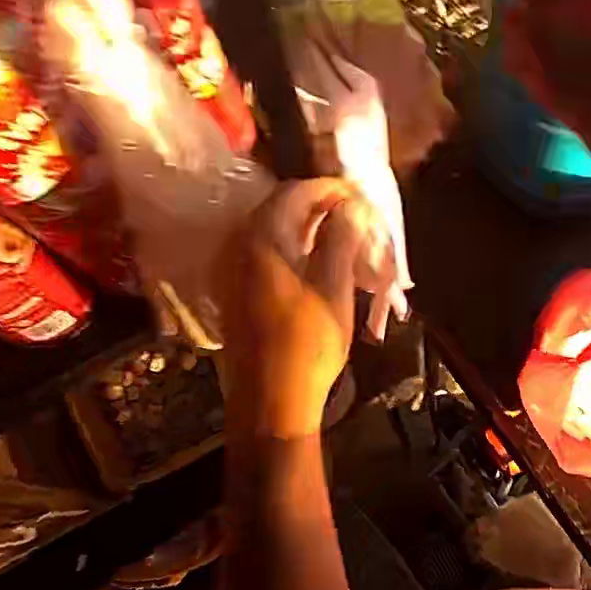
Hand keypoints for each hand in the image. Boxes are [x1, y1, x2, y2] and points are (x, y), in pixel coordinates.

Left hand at [215, 179, 364, 439]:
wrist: (271, 399)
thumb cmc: (309, 343)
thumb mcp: (335, 288)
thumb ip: (341, 239)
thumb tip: (349, 206)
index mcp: (263, 237)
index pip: (297, 192)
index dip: (331, 190)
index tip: (359, 198)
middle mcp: (238, 244)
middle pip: (280, 209)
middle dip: (319, 208)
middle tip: (353, 220)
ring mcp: (231, 269)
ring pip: (271, 233)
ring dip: (306, 231)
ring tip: (340, 242)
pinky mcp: (233, 292)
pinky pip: (262, 255)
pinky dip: (290, 251)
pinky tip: (313, 267)